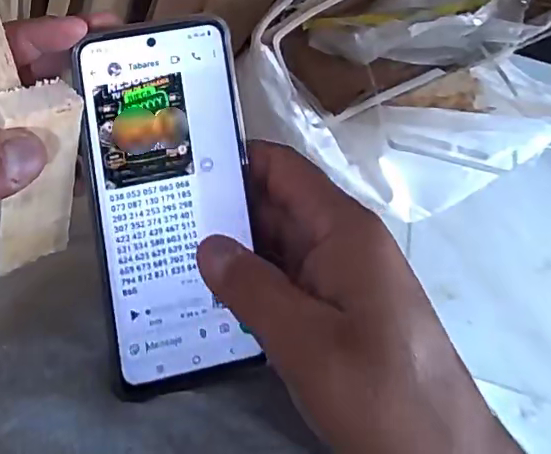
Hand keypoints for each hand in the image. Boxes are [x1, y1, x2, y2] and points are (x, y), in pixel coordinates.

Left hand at [0, 14, 115, 306]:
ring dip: (83, 105)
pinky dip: (77, 151)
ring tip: (124, 102)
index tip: (82, 30)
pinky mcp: (11, 169)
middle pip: (32, 72)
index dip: (40, 35)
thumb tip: (36, 147)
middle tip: (121, 53)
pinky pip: (50, 151)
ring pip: (46, 110)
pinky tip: (106, 156)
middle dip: (76, 58)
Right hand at [197, 142, 516, 453]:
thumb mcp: (306, 343)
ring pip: (284, 246)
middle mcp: (345, 241)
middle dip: (228, 208)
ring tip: (181, 251)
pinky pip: (294, 279)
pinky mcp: (345, 309)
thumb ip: (252, 289)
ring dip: (240, 250)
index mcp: (343, 228)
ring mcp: (346, 276)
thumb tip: (207, 244)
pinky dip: (259, 282)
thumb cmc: (380, 389)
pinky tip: (222, 297)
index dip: (238, 160)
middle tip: (170, 215)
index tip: (188, 166)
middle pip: (279, 206)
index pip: (284, 170)